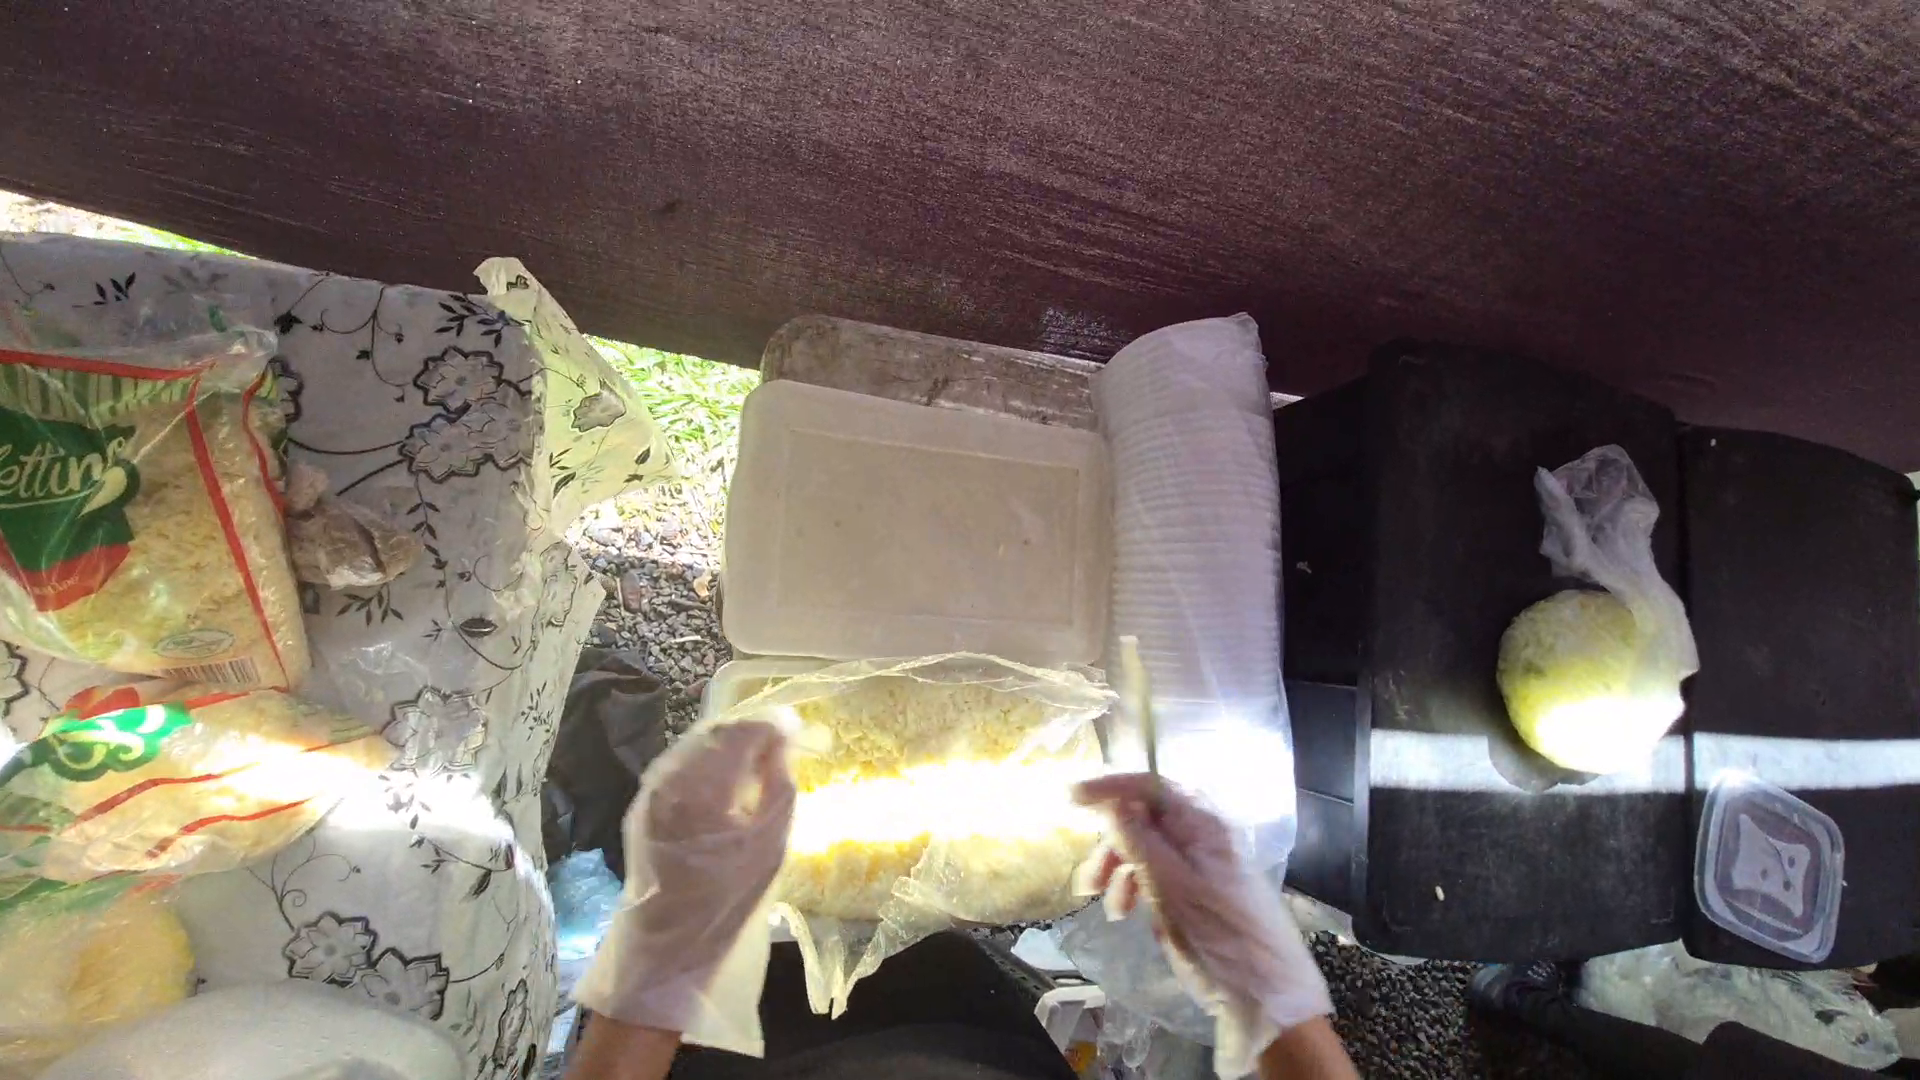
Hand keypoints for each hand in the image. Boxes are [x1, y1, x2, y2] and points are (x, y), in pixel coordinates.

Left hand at [574, 721, 794, 1036]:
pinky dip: (708, 758)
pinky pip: (681, 763)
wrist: (668, 949)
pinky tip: (727, 776)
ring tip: (757, 756)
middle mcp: (670, 780)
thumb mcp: (772, 841)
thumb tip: (783, 742)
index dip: (772, 723)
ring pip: (696, 743)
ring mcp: (651, 791)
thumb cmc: (728, 898)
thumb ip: (780, 782)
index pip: (741, 730)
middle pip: (716, 730)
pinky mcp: (643, 803)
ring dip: (729, 741)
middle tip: (781, 740)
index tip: (796, 729)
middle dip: (751, 728)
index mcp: (703, 789)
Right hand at [1074, 774, 1333, 1067]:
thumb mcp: (1172, 886)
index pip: (1150, 786)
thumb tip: (1112, 802)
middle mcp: (1200, 836)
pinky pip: (1154, 876)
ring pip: (1144, 850)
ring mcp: (1198, 865)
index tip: (1072, 799)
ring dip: (1119, 872)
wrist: (1269, 1002)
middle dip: (1111, 844)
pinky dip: (1134, 890)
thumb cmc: (1222, 937)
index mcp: (1202, 824)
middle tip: (1089, 880)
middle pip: (1143, 819)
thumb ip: (1139, 840)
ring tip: (1111, 909)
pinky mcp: (1194, 893)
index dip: (1110, 786)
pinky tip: (1130, 915)